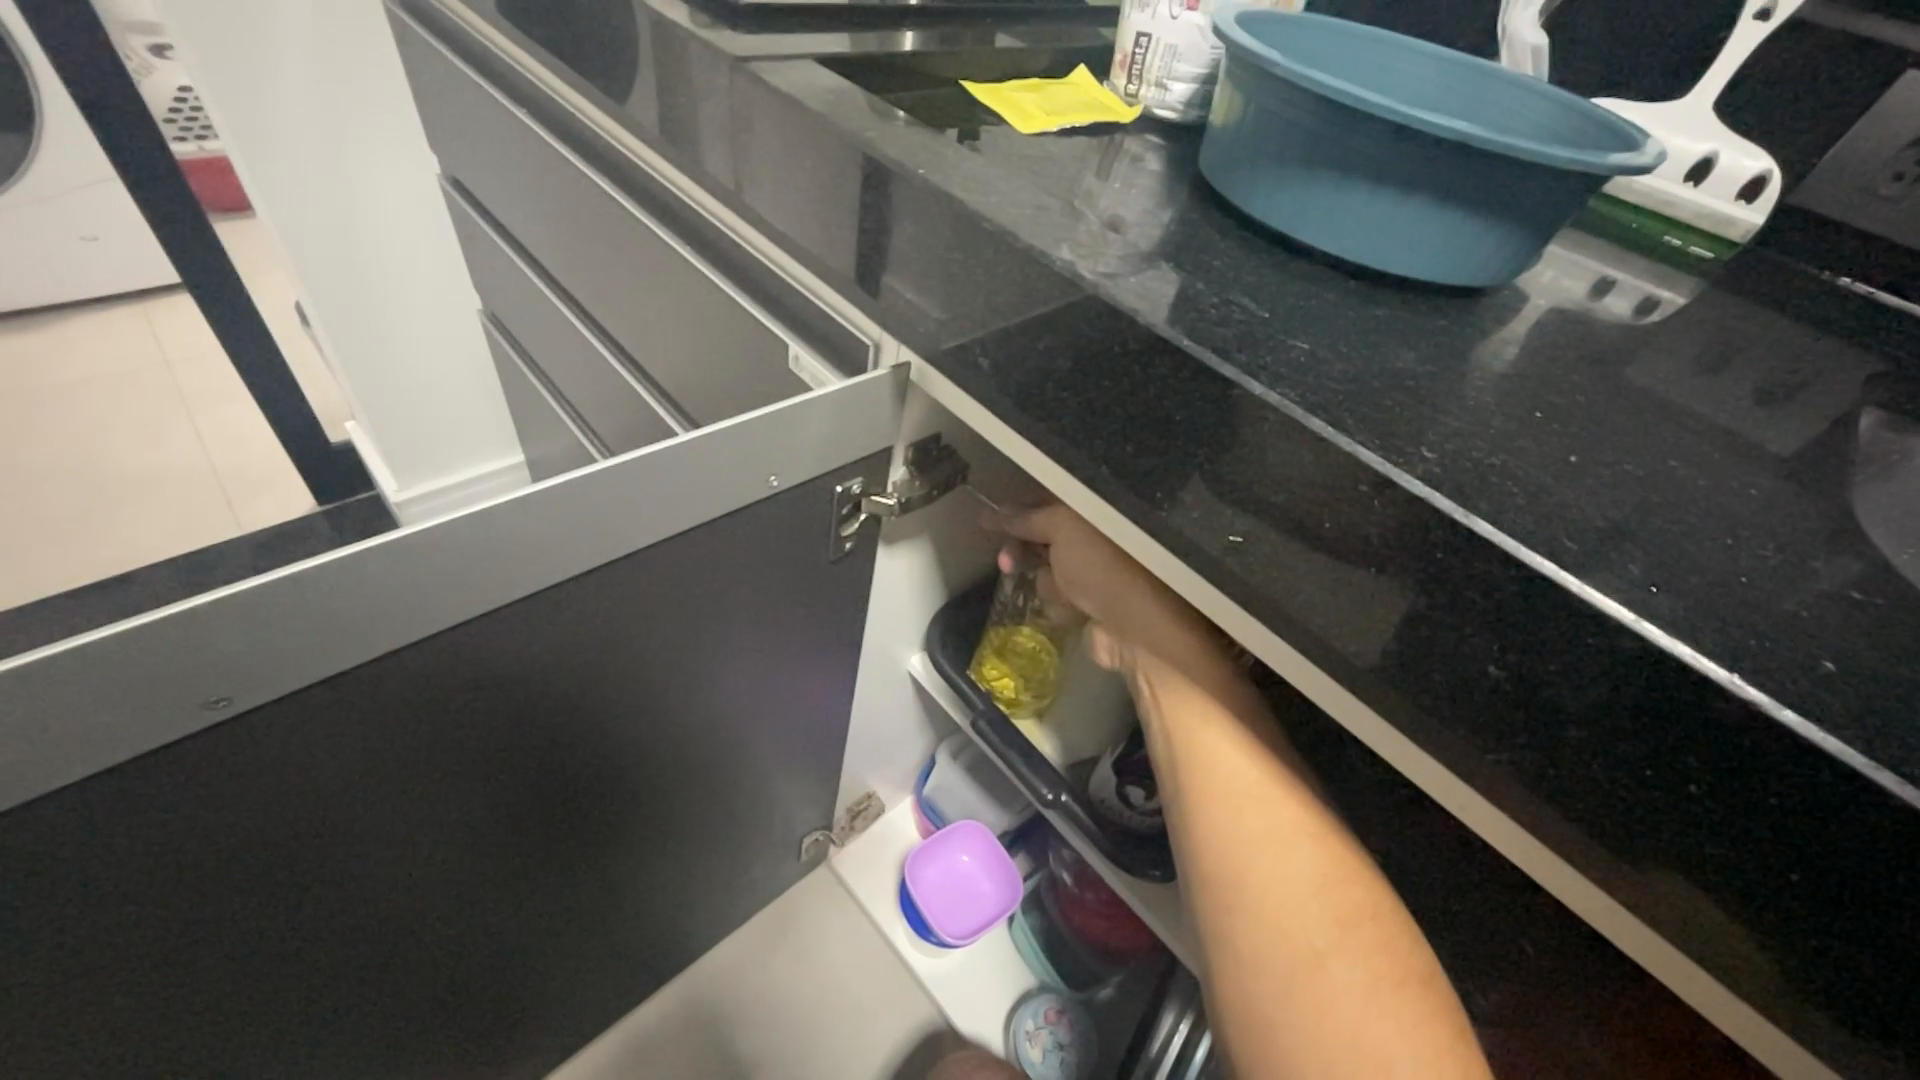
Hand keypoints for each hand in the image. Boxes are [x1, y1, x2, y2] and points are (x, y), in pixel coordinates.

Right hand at [989, 504, 1229, 684]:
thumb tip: (996, 510)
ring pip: (1046, 576)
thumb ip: (1027, 518)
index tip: (989, 520)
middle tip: (1007, 562)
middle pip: (1042, 541)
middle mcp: (1095, 541)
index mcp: (1096, 513)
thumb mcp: (1062, 527)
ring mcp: (1094, 577)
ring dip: (1050, 586)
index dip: (1018, 512)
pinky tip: (1080, 614)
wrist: (1137, 625)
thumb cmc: (1103, 565)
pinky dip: (1063, 609)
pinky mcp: (1090, 609)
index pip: (1048, 505)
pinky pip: (1057, 604)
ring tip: (1071, 595)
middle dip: (1023, 553)